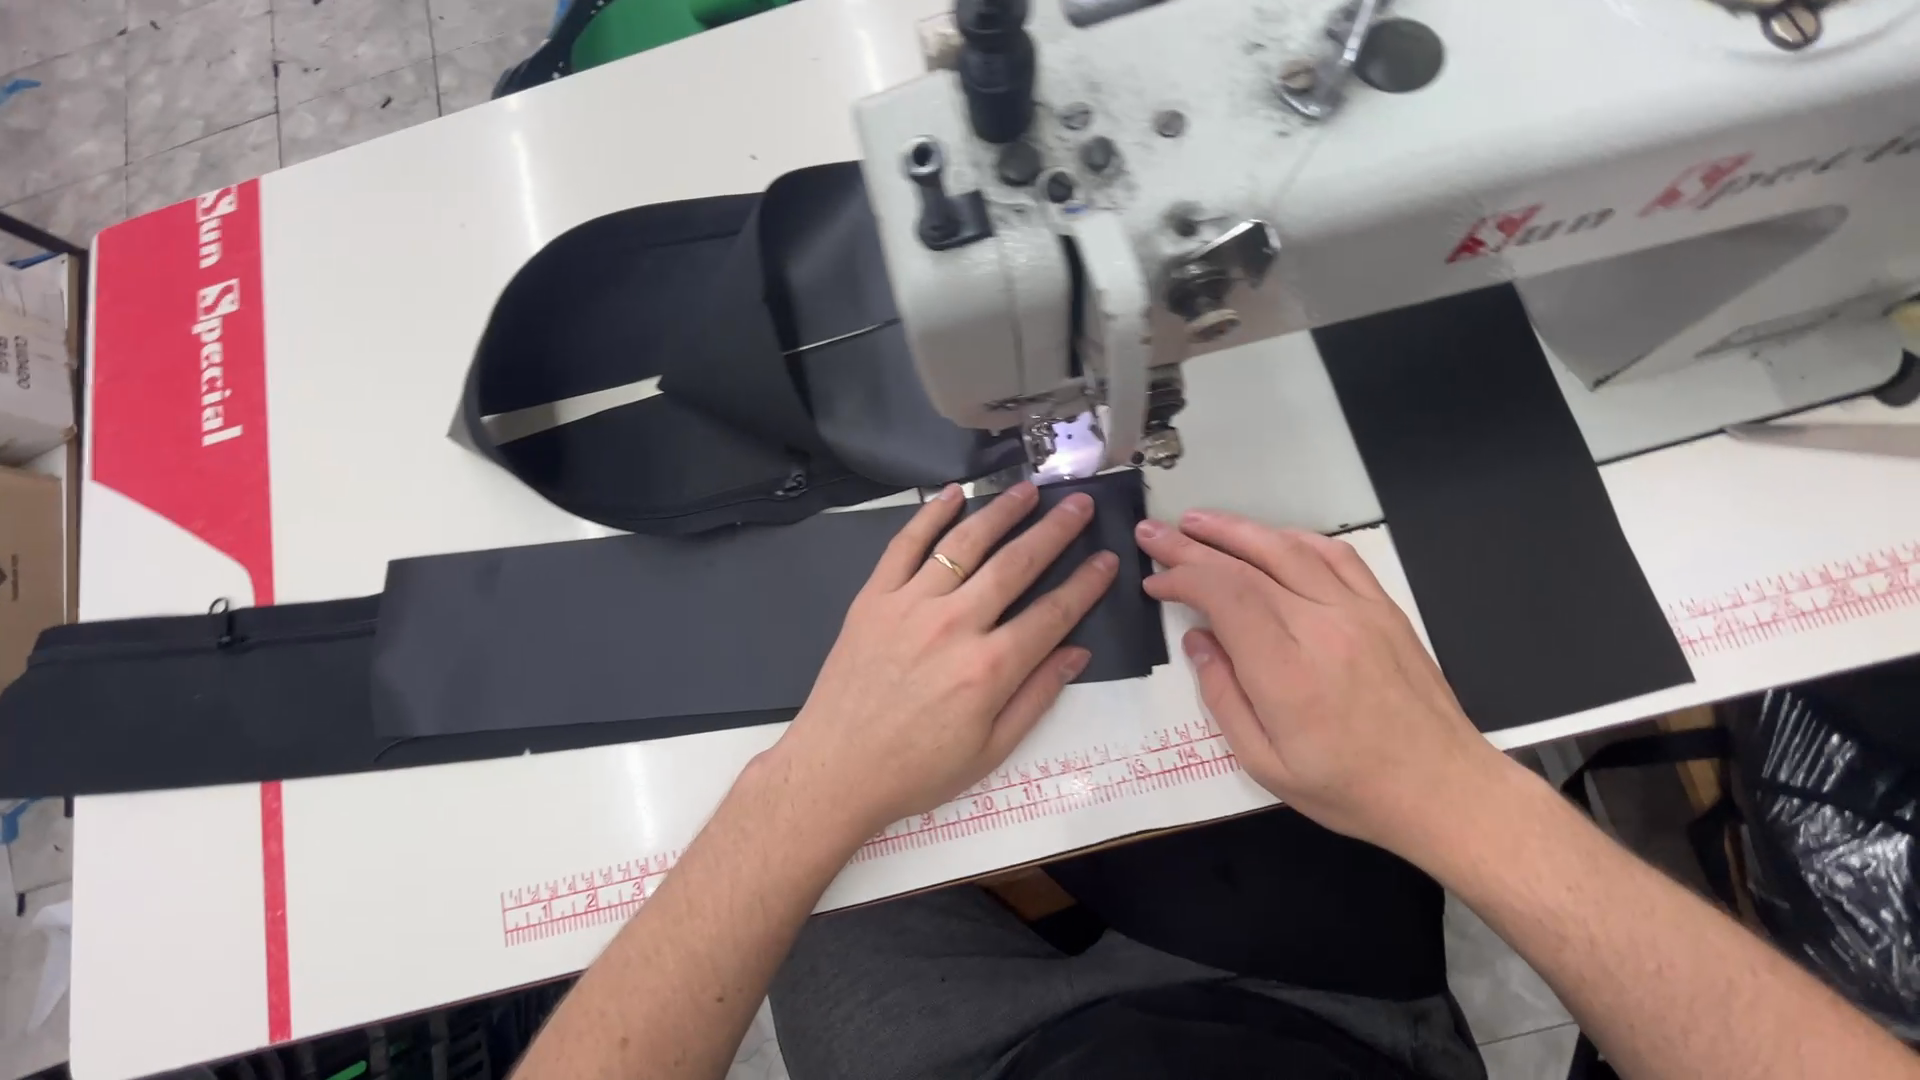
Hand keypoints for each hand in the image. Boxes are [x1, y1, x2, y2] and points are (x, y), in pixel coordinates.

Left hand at [769, 482, 1118, 839]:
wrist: (835, 770)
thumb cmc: (917, 769)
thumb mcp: (991, 751)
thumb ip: (1037, 697)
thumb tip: (1077, 652)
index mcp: (989, 668)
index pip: (1053, 613)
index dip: (1086, 584)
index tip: (1107, 558)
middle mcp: (954, 624)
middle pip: (1016, 564)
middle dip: (1054, 530)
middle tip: (1080, 504)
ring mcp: (910, 604)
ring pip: (965, 543)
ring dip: (1001, 511)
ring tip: (1029, 489)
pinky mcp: (873, 598)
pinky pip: (905, 545)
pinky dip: (930, 515)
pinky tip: (953, 493)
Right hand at [1135, 511, 1508, 854]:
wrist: (1443, 789)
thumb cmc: (1347, 788)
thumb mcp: (1265, 764)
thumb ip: (1223, 697)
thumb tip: (1198, 641)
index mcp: (1287, 674)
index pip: (1224, 597)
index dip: (1182, 578)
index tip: (1154, 581)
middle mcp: (1322, 629)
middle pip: (1247, 566)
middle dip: (1191, 544)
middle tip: (1152, 530)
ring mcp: (1358, 612)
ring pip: (1288, 549)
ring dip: (1236, 529)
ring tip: (1197, 520)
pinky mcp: (1384, 609)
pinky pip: (1336, 555)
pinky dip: (1294, 538)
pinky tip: (1268, 537)